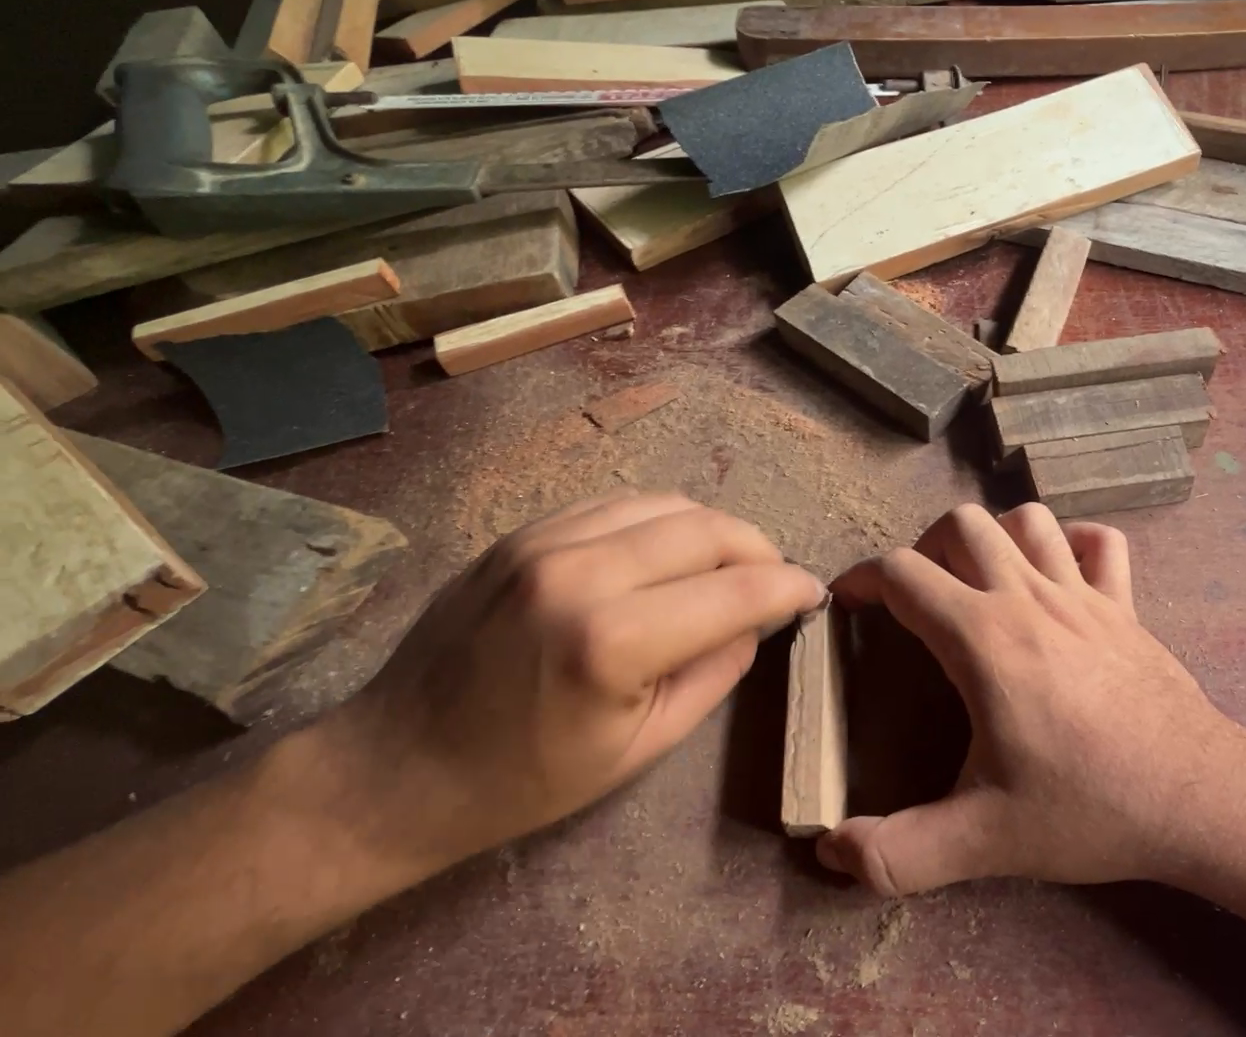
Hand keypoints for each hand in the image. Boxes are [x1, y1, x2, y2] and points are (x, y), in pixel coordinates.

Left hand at [315, 491, 825, 868]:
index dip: (790, 587)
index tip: (814, 594)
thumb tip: (754, 621)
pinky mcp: (522, 532)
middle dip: (760, 550)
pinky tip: (666, 556)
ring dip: (713, 531)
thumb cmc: (524, 779)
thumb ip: (714, 673)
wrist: (394, 767)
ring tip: (725, 567)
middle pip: (708, 528)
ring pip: (667, 503)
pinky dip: (661, 522)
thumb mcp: (641, 746)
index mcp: (612, 641)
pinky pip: (618, 505)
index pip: (736, 590)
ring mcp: (543, 541)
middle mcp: (580, 572)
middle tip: (776, 580)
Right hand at [818, 503, 1245, 895]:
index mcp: (984, 639)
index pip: (903, 573)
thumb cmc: (1089, 808)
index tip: (847, 605)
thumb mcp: (983, 841)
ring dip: (993, 536)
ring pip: (1028, 519)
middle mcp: (1030, 597)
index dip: (861, 580)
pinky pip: (1100, 542)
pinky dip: (1072, 543)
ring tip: (980, 580)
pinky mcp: (1126, 606)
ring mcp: (1085, 594)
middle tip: (917, 601)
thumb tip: (833, 850)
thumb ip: (897, 854)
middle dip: (924, 549)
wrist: (1199, 798)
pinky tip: (1059, 576)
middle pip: (962, 524)